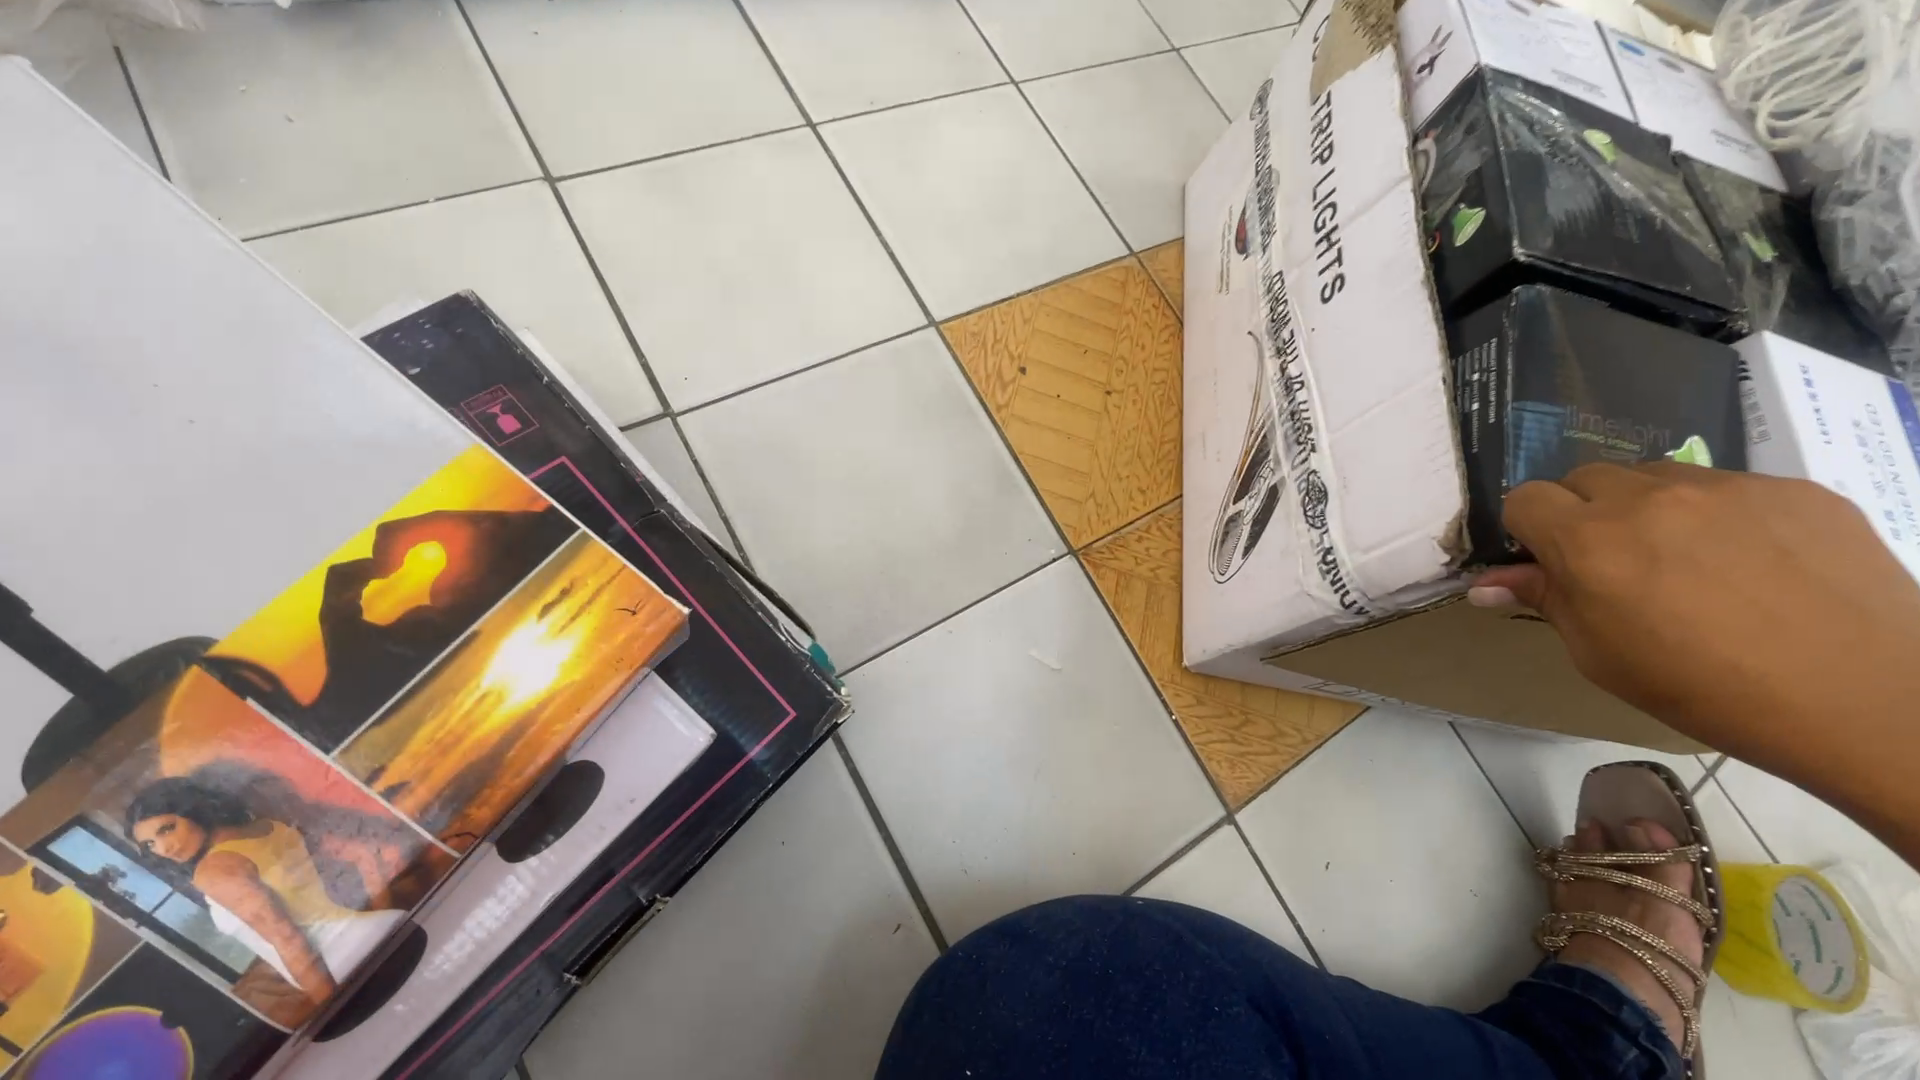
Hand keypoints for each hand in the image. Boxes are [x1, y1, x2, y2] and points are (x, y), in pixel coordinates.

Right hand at [1472, 464, 1919, 865]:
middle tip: (1612, 562)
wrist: (1865, 698)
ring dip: (1648, 507)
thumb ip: (1546, 601)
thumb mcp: (1601, 656)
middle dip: (1583, 511)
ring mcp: (1725, 487)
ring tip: (1686, 561)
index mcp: (1589, 542)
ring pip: (1656, 476)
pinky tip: (1752, 564)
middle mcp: (1648, 499)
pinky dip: (1718, 515)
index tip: (1546, 560)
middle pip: (1585, 477)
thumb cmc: (1706, 689)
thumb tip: (1486, 582)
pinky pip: (1728, 487)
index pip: (1524, 498)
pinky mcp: (1792, 488)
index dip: (1527, 528)